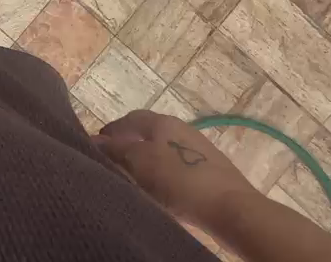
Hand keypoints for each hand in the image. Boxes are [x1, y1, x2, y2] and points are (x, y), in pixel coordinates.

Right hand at [97, 111, 260, 230]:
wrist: (235, 211)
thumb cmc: (179, 179)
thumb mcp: (137, 162)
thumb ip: (115, 149)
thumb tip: (95, 140)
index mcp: (162, 121)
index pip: (130, 119)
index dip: (113, 130)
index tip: (99, 144)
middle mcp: (183, 129)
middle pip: (150, 134)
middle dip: (132, 145)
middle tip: (118, 162)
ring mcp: (203, 152)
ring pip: (167, 152)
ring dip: (152, 162)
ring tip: (140, 179)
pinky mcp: (217, 175)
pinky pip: (183, 169)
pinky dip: (169, 176)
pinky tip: (166, 191)